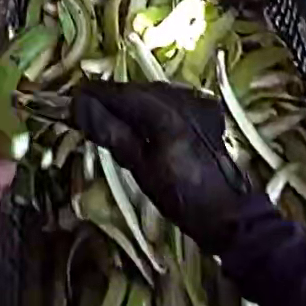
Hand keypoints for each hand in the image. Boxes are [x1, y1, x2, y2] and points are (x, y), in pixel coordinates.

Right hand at [70, 82, 249, 251]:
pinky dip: (149, 106)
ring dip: (128, 101)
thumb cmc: (184, 198)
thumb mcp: (141, 169)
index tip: (71, 98)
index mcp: (163, 110)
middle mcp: (179, 95)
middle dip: (109, 97)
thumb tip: (79, 106)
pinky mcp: (201, 107)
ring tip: (109, 115)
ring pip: (149, 91)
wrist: (234, 217)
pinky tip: (141, 121)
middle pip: (133, 89)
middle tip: (86, 109)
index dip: (93, 94)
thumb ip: (111, 132)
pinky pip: (166, 98)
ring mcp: (193, 99)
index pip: (118, 92)